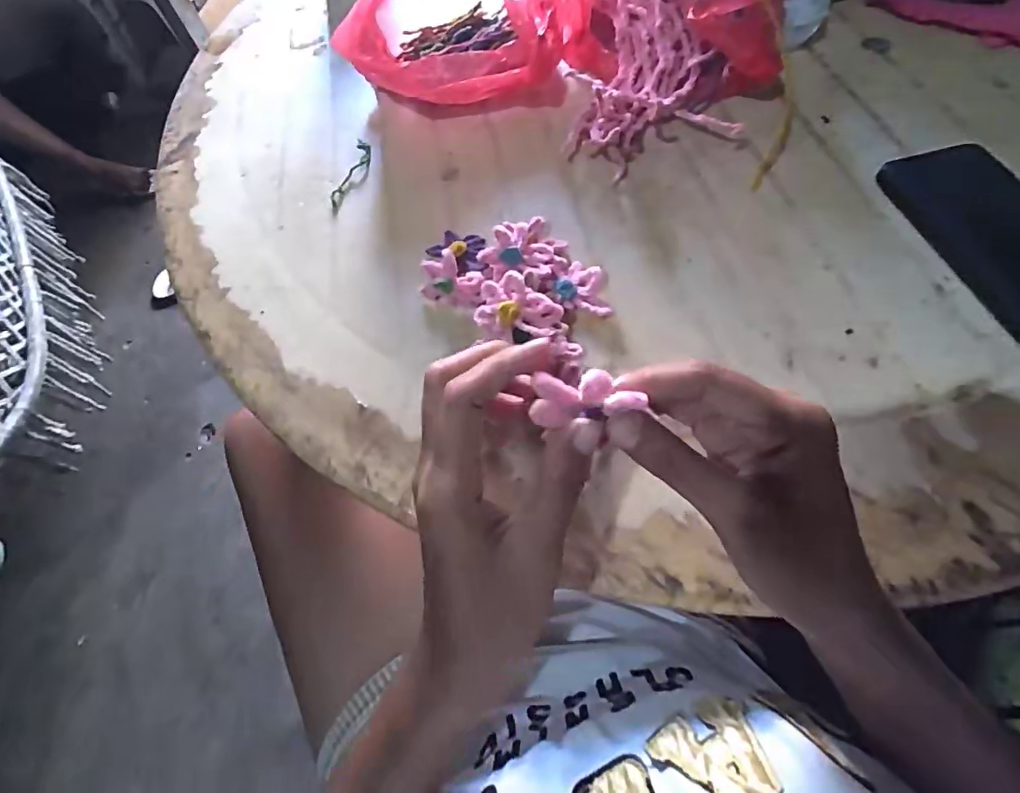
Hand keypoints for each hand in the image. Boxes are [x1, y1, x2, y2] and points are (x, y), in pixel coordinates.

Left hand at [411, 338, 590, 711]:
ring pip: (447, 398)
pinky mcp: (447, 482)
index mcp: (448, 482)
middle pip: (440, 383)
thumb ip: (560, 482)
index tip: (550, 355)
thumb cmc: (497, 615)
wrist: (459, 664)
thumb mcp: (538, 551)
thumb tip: (586, 421)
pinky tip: (529, 417)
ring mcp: (435, 472)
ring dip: (491, 378)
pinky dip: (492, 403)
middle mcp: (432, 467)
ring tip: (544, 383)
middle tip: (545, 361)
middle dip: (490, 359)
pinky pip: (461, 422)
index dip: (501, 364)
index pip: (459, 395)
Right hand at [608, 361, 886, 625]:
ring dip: (653, 405)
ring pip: (698, 401)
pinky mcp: (752, 442)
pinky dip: (668, 424)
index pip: (710, 381)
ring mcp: (766, 424)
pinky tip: (636, 425)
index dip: (653, 381)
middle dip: (648, 391)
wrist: (836, 607)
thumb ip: (672, 460)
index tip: (604, 393)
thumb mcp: (730, 511)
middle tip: (596, 403)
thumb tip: (614, 419)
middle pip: (703, 386)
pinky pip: (704, 422)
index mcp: (787, 416)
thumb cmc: (794, 563)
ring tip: (606, 412)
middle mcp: (778, 408)